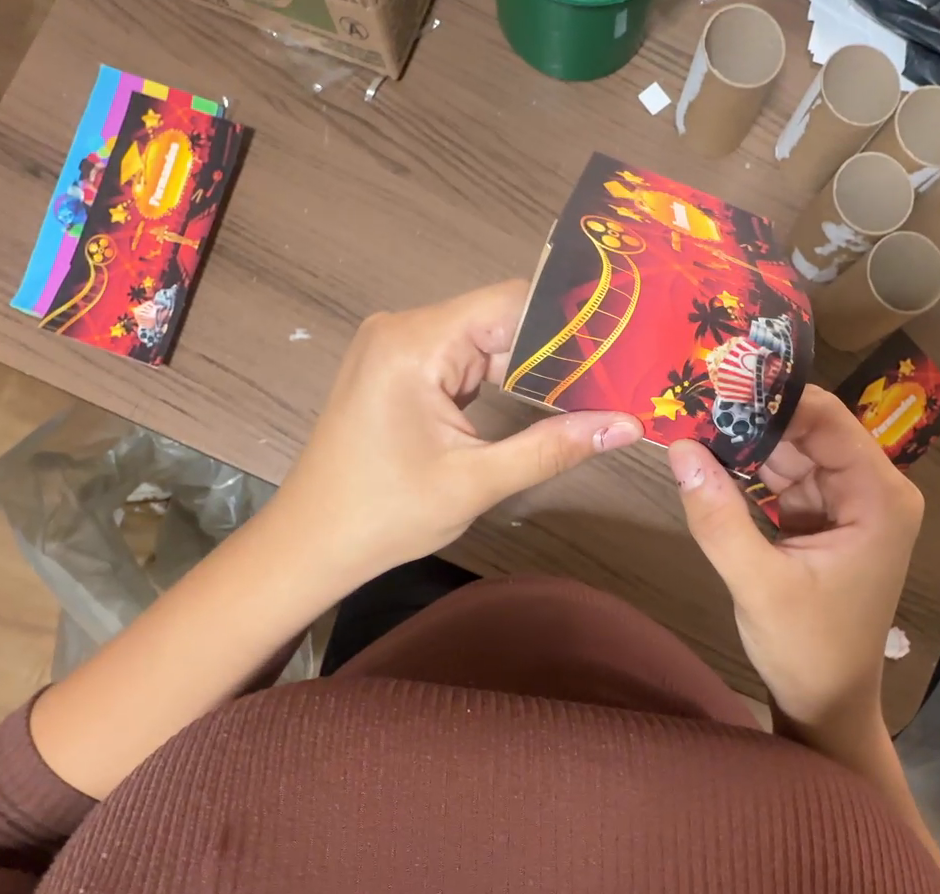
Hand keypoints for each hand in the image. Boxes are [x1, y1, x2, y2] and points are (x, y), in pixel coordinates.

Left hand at [276, 281, 643, 580]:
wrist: (312, 542)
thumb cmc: (386, 515)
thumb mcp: (477, 481)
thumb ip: (554, 447)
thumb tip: (627, 426)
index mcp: (416, 343)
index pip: (513, 305)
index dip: (572, 323)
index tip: (625, 346)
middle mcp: (404, 328)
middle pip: (501, 320)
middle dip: (559, 353)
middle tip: (622, 377)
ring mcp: (398, 347)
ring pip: (486, 342)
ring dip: (533, 370)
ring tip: (595, 391)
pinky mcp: (399, 370)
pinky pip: (464, 361)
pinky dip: (501, 381)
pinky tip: (542, 401)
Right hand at [667, 385, 923, 731]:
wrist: (827, 703)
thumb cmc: (806, 648)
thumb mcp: (757, 583)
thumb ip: (718, 517)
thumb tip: (679, 449)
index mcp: (878, 498)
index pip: (827, 420)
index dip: (774, 396)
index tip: (718, 379)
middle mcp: (872, 492)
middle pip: (810, 433)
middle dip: (755, 420)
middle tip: (694, 399)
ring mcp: (849, 507)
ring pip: (794, 456)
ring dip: (748, 447)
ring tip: (693, 423)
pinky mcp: (825, 524)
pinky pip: (786, 484)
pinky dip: (751, 476)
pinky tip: (712, 464)